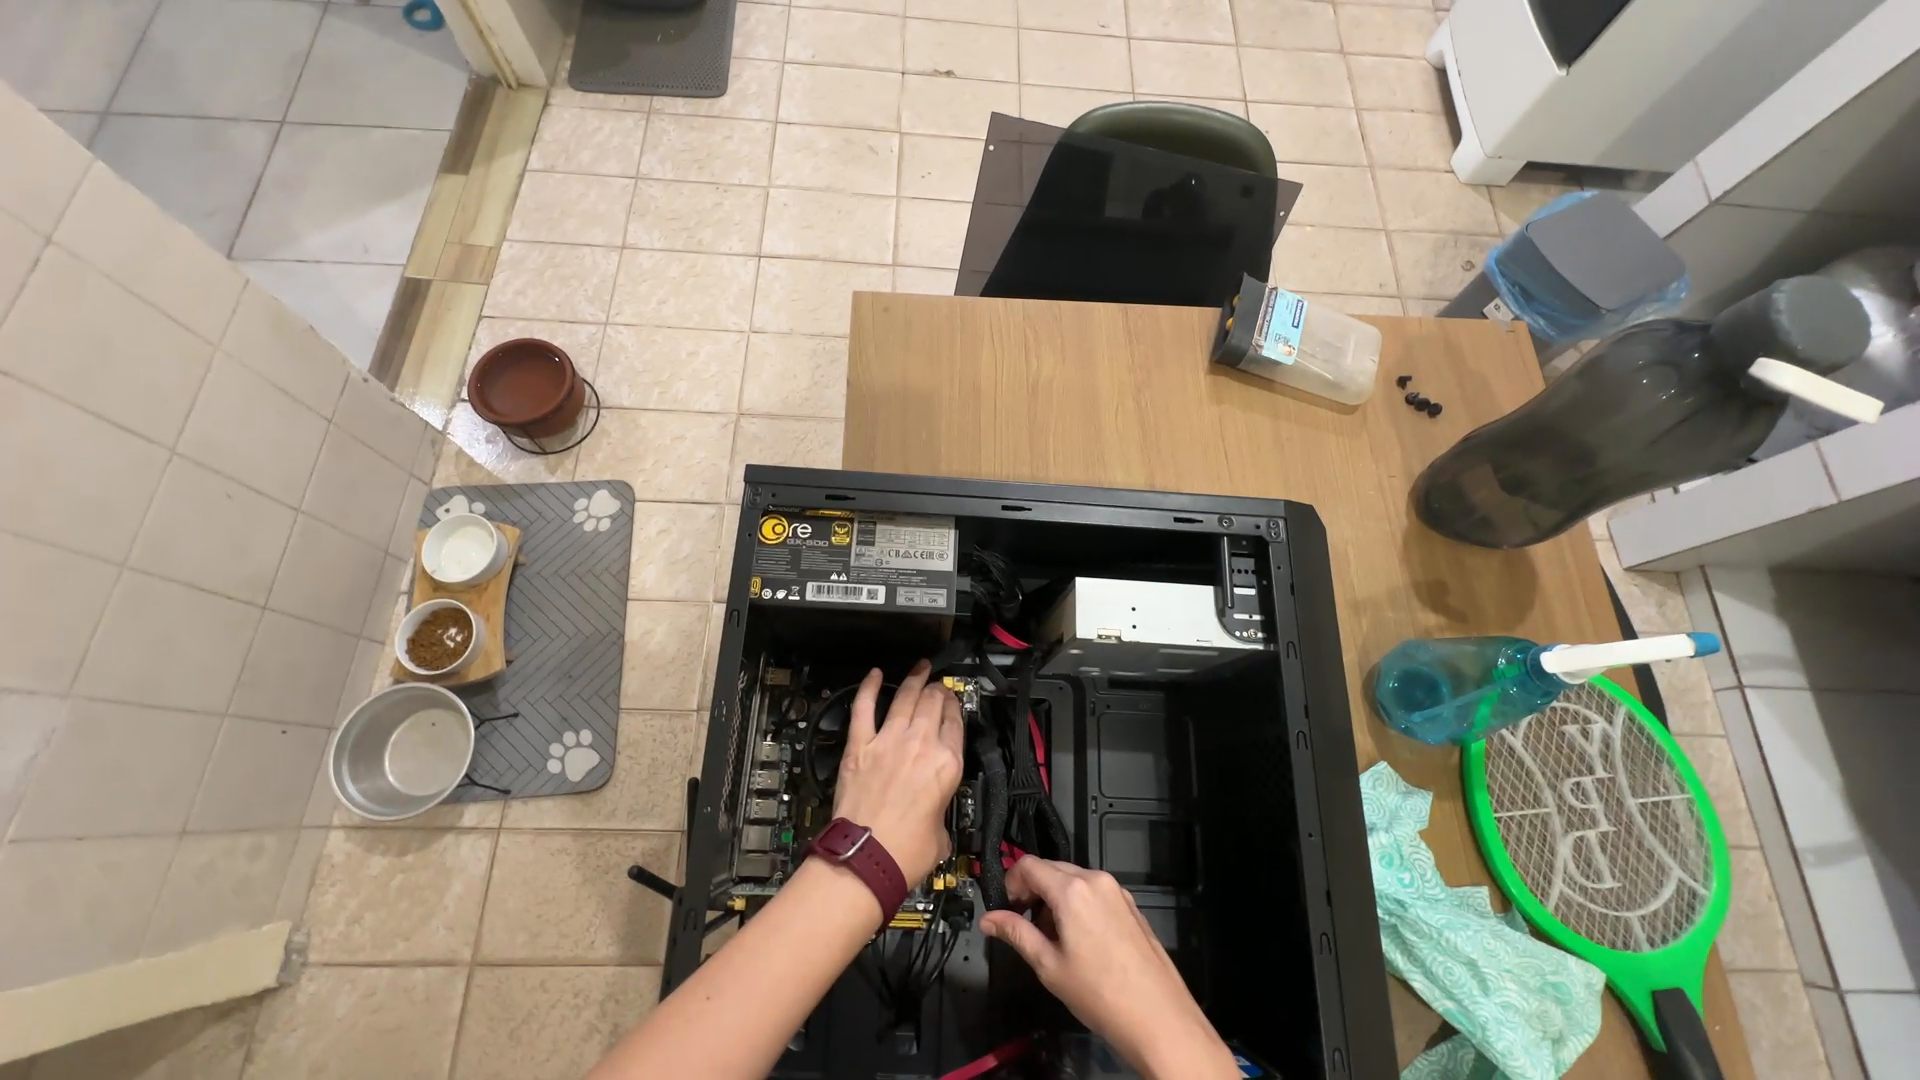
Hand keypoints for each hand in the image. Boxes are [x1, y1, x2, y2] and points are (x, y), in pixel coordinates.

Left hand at [831, 661, 964, 882]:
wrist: (866, 859)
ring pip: (905, 698)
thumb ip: (941, 809)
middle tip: (937, 686)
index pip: (956, 722)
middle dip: (937, 691)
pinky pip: (864, 708)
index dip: (954, 708)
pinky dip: (868, 688)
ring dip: (914, 679)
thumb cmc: (906, 853)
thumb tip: (932, 810)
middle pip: (933, 703)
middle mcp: (921, 745)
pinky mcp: (860, 746)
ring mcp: (888, 741)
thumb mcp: (942, 832)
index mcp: (948, 764)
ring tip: (920, 668)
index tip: (952, 703)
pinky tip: (874, 674)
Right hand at [979, 858, 1237, 1079]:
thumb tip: (988, 919)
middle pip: (1052, 868)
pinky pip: (1095, 892)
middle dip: (1032, 890)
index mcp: (1072, 889)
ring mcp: (1118, 892)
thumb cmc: (1099, 994)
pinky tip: (1081, 942)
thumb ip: (1016, 934)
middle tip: (1025, 925)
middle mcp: (1096, 880)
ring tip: (1053, 939)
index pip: (1028, 865)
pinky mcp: (1132, 906)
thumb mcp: (1048, 966)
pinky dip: (1079, 904)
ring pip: (1074, 880)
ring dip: (1055, 898)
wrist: (1159, 1018)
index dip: (1010, 882)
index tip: (1007, 909)